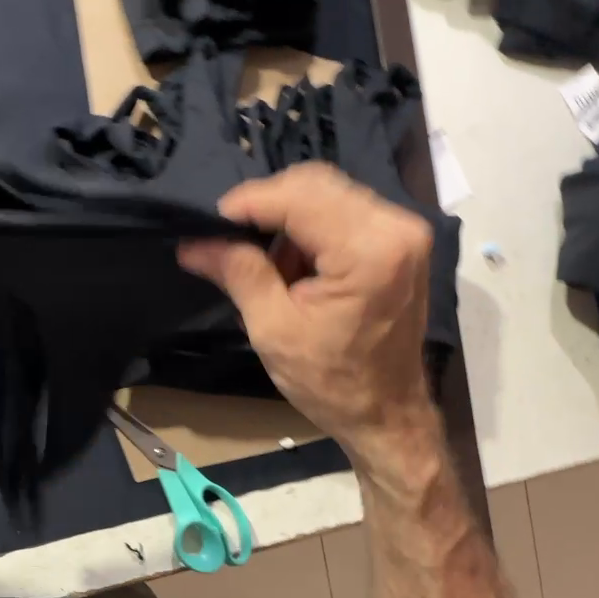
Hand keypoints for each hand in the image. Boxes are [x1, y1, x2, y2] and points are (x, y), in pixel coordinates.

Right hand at [179, 162, 433, 449]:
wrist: (384, 413)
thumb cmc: (329, 382)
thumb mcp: (273, 330)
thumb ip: (238, 274)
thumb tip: (194, 243)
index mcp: (368, 250)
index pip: (299, 197)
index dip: (248, 202)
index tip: (209, 222)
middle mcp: (396, 226)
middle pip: (317, 185)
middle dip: (267, 209)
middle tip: (230, 242)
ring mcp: (404, 231)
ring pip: (330, 194)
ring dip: (289, 221)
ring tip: (267, 266)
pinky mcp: (401, 242)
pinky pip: (346, 213)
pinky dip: (312, 231)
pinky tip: (295, 268)